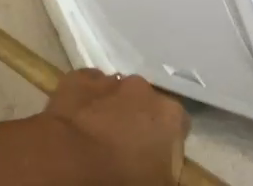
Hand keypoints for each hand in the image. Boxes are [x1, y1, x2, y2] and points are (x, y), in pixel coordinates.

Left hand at [44, 69, 190, 184]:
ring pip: (114, 90)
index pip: (178, 123)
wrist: (74, 158)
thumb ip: (169, 165)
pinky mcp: (75, 76)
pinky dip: (86, 98)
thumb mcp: (165, 181)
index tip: (159, 154)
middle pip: (144, 101)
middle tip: (129, 142)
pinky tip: (81, 116)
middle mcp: (140, 87)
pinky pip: (87, 86)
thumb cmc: (128, 175)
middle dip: (139, 117)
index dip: (169, 139)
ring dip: (112, 105)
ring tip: (101, 129)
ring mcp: (105, 78)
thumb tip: (159, 162)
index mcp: (169, 113)